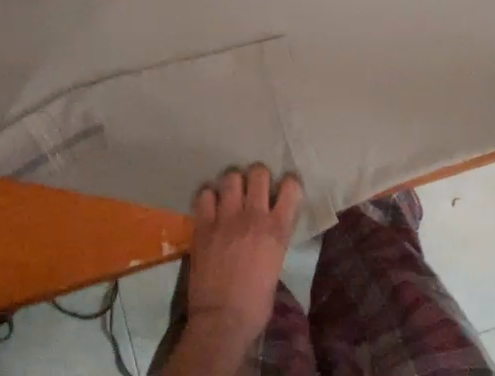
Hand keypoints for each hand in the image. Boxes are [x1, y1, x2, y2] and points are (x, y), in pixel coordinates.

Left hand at [185, 164, 302, 345]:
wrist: (222, 321)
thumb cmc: (256, 304)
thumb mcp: (276, 265)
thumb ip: (273, 239)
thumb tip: (269, 228)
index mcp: (277, 229)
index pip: (291, 186)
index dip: (288, 184)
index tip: (283, 189)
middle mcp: (254, 216)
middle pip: (259, 172)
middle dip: (258, 176)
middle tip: (254, 188)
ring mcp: (226, 218)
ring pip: (231, 177)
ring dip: (233, 183)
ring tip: (231, 194)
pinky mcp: (203, 226)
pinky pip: (205, 194)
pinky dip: (208, 196)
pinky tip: (211, 206)